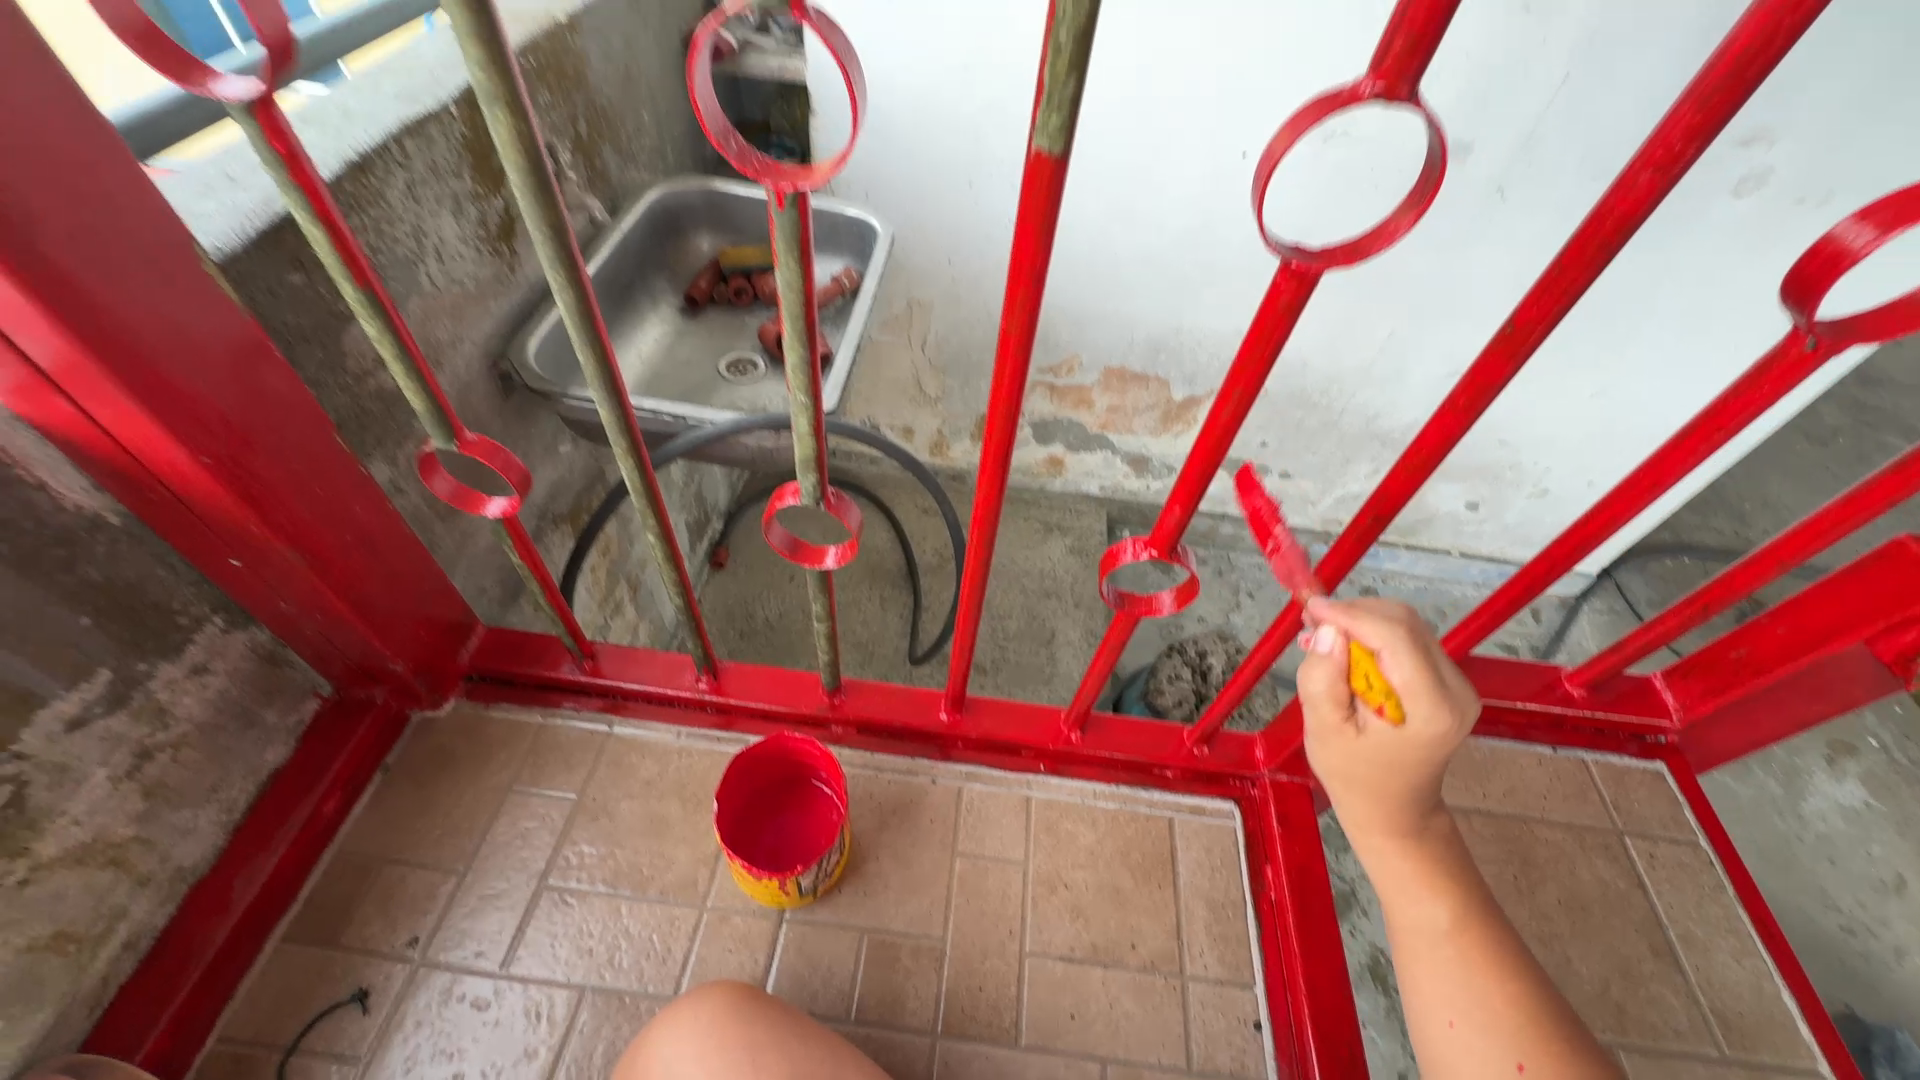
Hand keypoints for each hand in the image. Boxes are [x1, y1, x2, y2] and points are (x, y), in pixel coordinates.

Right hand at [1295, 597, 1479, 857]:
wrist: (1394, 808)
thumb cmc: (1354, 776)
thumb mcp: (1323, 732)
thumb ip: (1323, 679)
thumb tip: (1328, 630)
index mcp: (1431, 707)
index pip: (1395, 637)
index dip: (1351, 615)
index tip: (1310, 608)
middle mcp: (1455, 688)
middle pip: (1405, 623)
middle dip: (1355, 614)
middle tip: (1311, 627)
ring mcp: (1457, 683)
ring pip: (1406, 625)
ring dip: (1361, 622)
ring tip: (1323, 641)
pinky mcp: (1447, 679)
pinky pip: (1407, 639)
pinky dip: (1372, 634)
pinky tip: (1345, 652)